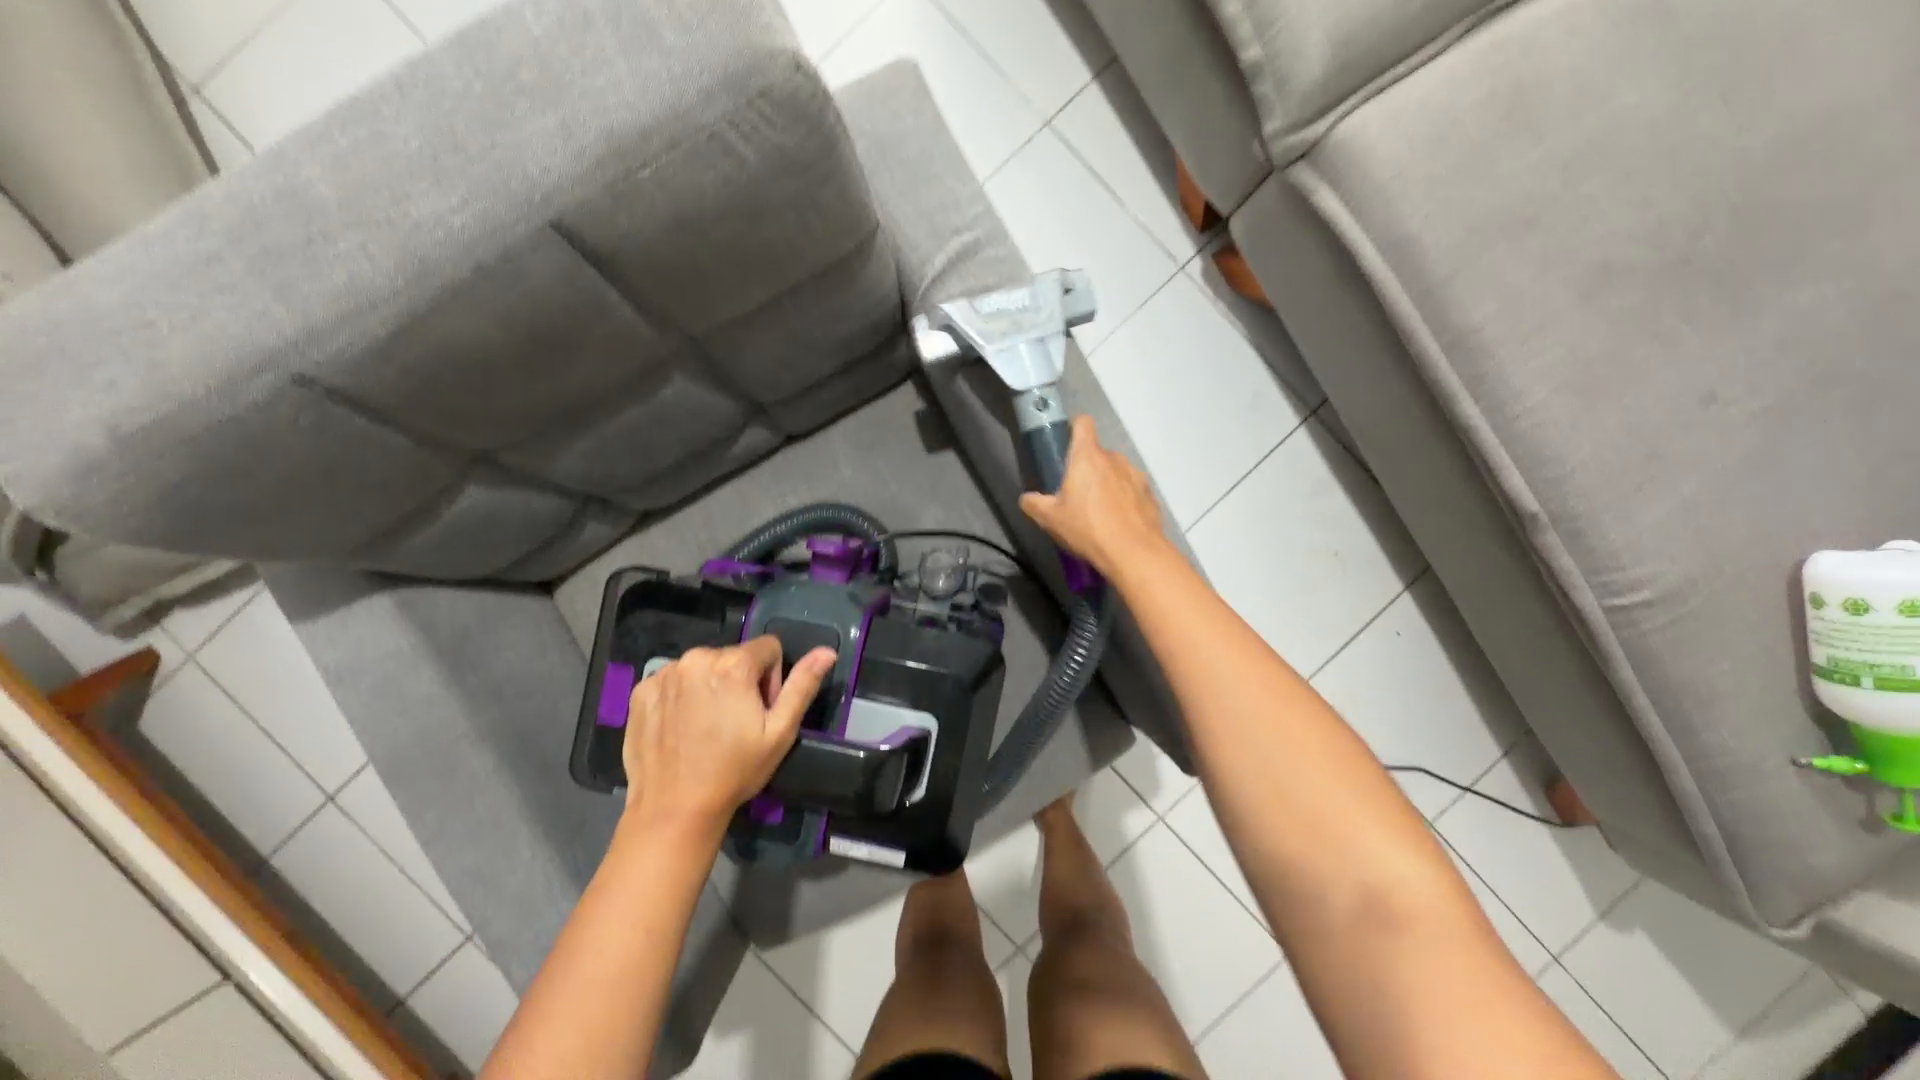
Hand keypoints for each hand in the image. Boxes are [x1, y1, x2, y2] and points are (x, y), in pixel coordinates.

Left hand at [622, 637, 835, 836]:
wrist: (674, 808)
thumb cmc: (734, 771)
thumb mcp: (780, 732)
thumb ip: (802, 686)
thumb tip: (827, 651)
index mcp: (733, 664)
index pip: (768, 648)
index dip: (772, 679)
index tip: (760, 712)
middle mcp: (696, 658)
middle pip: (732, 657)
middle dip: (740, 682)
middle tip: (734, 724)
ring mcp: (664, 674)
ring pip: (702, 668)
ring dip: (709, 688)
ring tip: (706, 729)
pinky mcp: (640, 691)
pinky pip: (672, 681)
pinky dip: (681, 697)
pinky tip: (681, 729)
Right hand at [1019, 415, 1167, 576]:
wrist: (1134, 553)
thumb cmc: (1088, 529)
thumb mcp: (1050, 520)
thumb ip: (1034, 504)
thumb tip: (1026, 499)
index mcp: (1087, 457)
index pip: (1083, 423)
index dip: (1074, 428)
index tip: (1067, 444)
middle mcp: (1114, 458)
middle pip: (1098, 453)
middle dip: (1088, 468)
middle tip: (1077, 494)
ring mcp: (1136, 475)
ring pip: (1117, 471)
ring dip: (1108, 484)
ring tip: (1101, 512)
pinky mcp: (1150, 494)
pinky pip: (1133, 490)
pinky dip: (1125, 500)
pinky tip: (1119, 522)